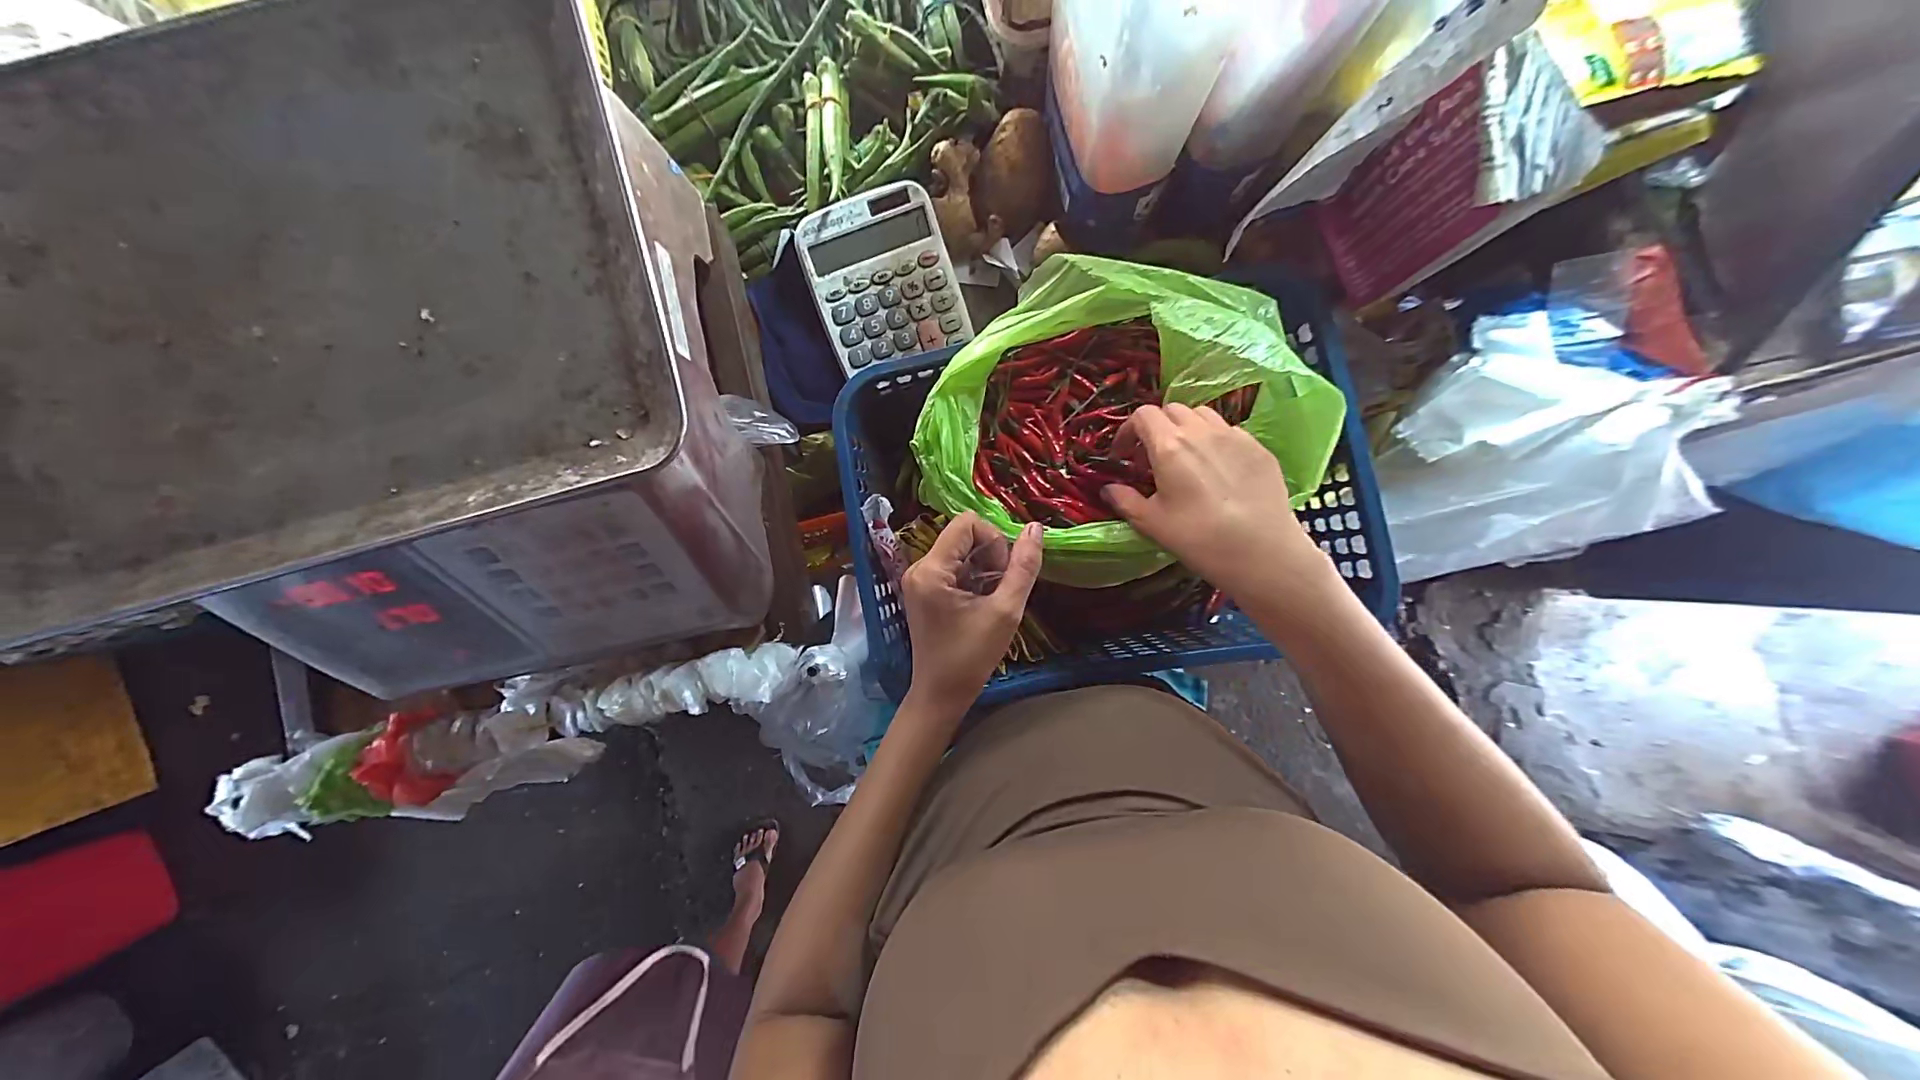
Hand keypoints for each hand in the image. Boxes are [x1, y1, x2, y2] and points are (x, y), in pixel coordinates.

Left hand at [901, 512, 1042, 706]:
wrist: (941, 694)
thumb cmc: (971, 656)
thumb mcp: (1005, 611)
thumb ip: (1023, 567)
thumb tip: (1036, 528)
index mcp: (931, 569)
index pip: (966, 523)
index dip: (994, 539)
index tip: (1004, 572)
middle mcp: (918, 567)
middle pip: (963, 534)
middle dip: (990, 554)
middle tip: (1001, 588)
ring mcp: (918, 579)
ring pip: (960, 550)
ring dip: (983, 567)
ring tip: (992, 598)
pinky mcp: (923, 590)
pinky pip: (953, 566)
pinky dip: (972, 577)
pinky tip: (981, 603)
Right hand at [1102, 403, 1335, 604]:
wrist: (1262, 552)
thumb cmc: (1199, 538)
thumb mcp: (1152, 523)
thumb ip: (1125, 500)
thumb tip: (1109, 488)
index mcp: (1169, 445)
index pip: (1143, 415)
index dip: (1128, 431)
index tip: (1124, 456)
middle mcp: (1201, 431)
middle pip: (1172, 410)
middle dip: (1156, 428)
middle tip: (1152, 459)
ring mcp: (1234, 436)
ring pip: (1202, 415)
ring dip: (1186, 429)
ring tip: (1185, 458)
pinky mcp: (1258, 448)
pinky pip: (1229, 431)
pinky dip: (1214, 441)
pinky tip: (1216, 470)